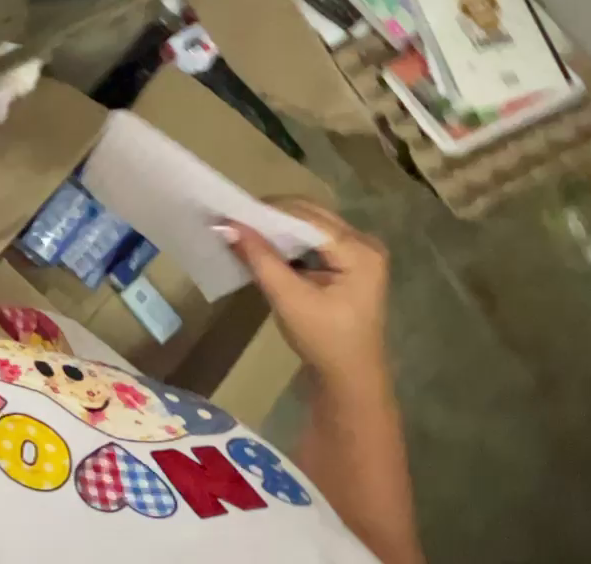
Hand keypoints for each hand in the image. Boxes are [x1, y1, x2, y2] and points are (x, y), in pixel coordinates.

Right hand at [220, 198, 389, 387]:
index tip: (231, 213)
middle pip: (311, 214)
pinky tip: (265, 244)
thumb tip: (226, 224)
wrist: (349, 378)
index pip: (308, 217)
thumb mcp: (288, 298)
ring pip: (310, 222)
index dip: (268, 212)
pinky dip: (288, 237)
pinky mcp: (348, 260)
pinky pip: (313, 236)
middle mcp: (364, 243)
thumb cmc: (323, 340)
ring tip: (245, 229)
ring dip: (278, 225)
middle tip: (235, 220)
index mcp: (360, 252)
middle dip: (272, 215)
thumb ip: (259, 258)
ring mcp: (358, 251)